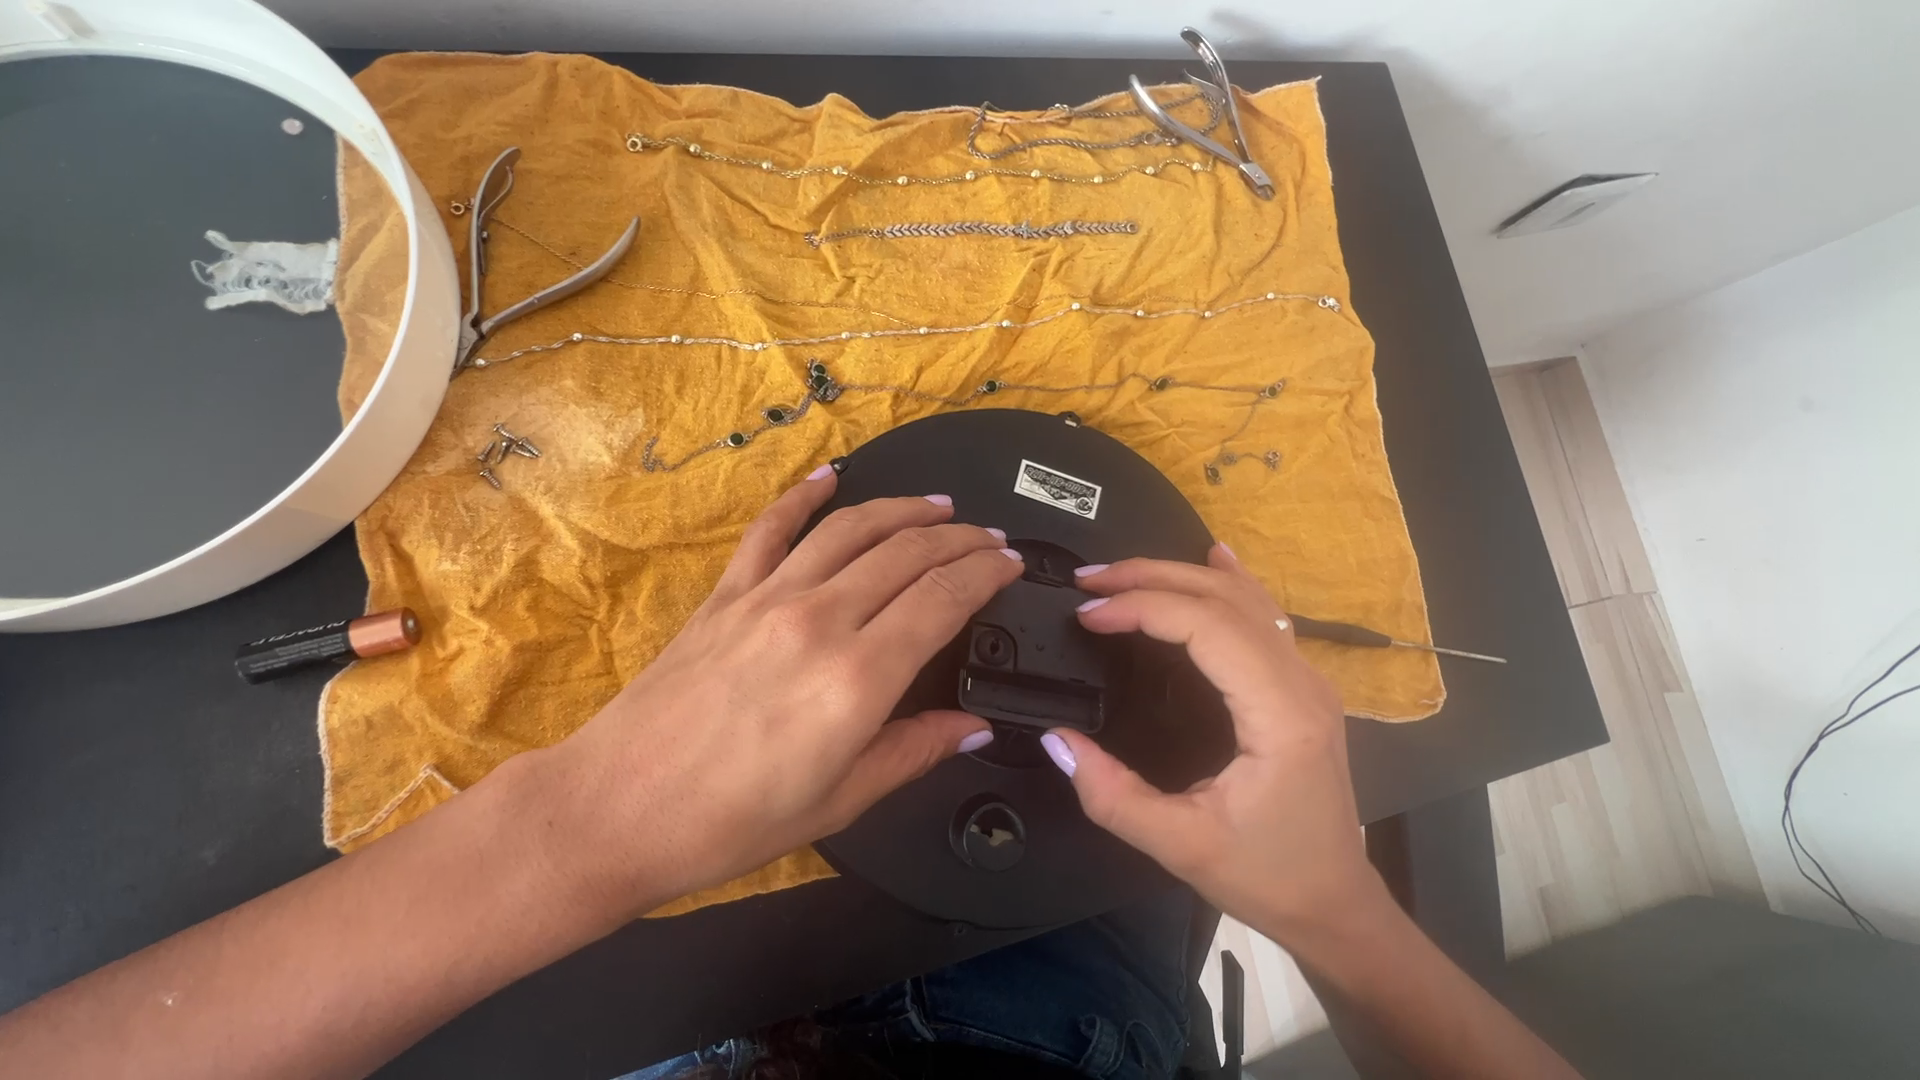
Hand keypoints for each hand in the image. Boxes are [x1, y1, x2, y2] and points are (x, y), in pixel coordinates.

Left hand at [543, 469, 1023, 915]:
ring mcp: (768, 598)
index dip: (986, 572)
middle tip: (989, 537)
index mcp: (858, 678)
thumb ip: (914, 751)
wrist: (617, 808)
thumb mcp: (840, 800)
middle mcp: (819, 621)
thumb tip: (970, 726)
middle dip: (960, 538)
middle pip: (907, 553)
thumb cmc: (730, 821)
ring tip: (938, 506)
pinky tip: (829, 476)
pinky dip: (803, 497)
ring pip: (851, 529)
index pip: (943, 597)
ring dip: (902, 510)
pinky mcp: (726, 595)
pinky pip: (771, 530)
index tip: (1010, 564)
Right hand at [1044, 545, 1387, 941]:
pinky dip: (1230, 581)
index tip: (1088, 614)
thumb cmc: (1266, 875)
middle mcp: (1302, 683)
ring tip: (1123, 573)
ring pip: (1246, 598)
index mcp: (1280, 715)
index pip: (1208, 627)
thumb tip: (1055, 740)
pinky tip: (1215, 555)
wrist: (1335, 904)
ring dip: (1181, 576)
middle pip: (1226, 598)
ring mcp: (1308, 680)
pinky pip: (1264, 615)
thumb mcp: (1179, 845)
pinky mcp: (1301, 686)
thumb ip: (1112, 795)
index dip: (1143, 607)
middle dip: (1152, 577)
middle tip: (1090, 581)